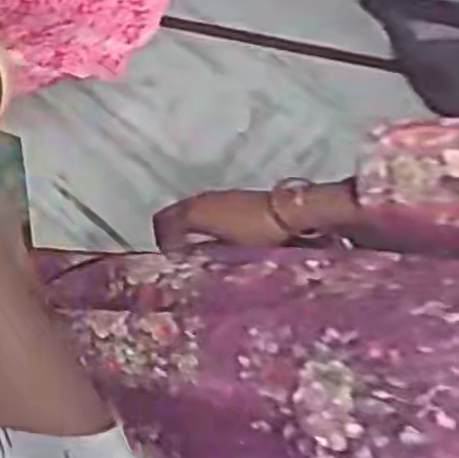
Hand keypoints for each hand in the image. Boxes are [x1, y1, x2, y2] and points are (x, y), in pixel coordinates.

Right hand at [152, 190, 291, 250]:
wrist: (297, 210)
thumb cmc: (259, 233)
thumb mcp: (229, 250)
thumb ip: (202, 254)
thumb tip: (187, 261)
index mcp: (188, 213)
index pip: (161, 225)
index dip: (163, 243)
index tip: (174, 259)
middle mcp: (194, 201)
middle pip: (170, 215)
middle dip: (170, 233)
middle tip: (181, 252)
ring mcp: (212, 196)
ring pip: (186, 211)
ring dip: (187, 226)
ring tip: (200, 245)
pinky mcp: (230, 196)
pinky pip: (203, 208)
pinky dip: (201, 221)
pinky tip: (218, 233)